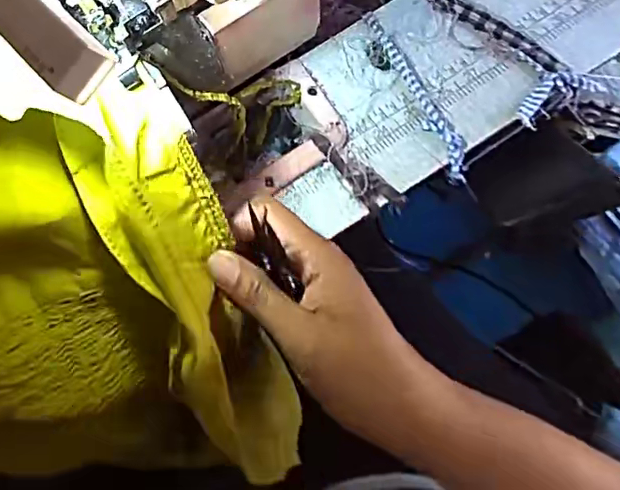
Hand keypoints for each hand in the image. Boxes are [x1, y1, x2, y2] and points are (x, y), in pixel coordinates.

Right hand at [207, 196, 432, 435]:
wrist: (408, 410)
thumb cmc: (356, 371)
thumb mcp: (299, 334)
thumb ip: (256, 293)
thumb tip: (213, 257)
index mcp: (316, 252)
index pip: (265, 209)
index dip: (236, 224)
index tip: (212, 257)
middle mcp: (318, 256)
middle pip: (267, 231)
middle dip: (237, 248)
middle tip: (211, 280)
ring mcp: (322, 278)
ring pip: (275, 257)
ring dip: (248, 272)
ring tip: (222, 297)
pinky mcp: (323, 300)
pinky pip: (285, 280)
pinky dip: (264, 290)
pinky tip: (248, 313)